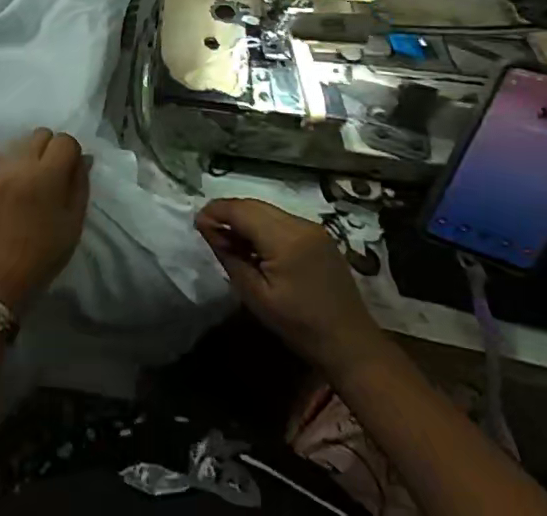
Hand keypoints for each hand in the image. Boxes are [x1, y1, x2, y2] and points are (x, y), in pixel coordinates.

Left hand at [0, 129, 89, 311]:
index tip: (71, 172)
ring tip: (32, 180)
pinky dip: (12, 165)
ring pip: (19, 143)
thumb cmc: (43, 255)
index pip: (65, 141)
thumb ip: (80, 184)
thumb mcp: (74, 223)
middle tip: (53, 174)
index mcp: (46, 176)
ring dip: (30, 155)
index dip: (72, 153)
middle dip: (51, 148)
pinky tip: (15, 187)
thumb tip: (83, 159)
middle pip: (40, 134)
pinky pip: (1, 159)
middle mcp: (19, 166)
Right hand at [196, 199, 386, 374]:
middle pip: (255, 205)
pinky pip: (282, 220)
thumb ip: (230, 256)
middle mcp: (300, 223)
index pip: (242, 210)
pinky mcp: (319, 235)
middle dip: (229, 213)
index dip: (216, 211)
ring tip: (228, 240)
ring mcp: (313, 227)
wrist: (349, 342)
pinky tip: (254, 246)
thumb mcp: (255, 295)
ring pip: (268, 210)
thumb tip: (208, 229)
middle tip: (208, 230)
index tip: (197, 223)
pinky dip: (263, 226)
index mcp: (285, 238)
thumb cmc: (298, 325)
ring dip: (245, 218)